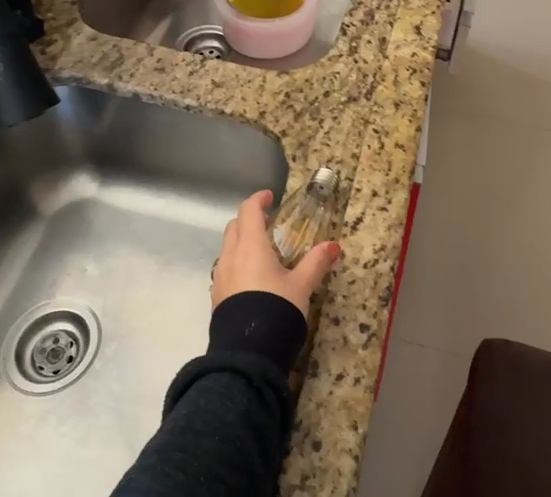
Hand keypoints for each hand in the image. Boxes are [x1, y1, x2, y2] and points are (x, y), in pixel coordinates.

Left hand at [213, 190, 341, 314]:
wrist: (248, 352)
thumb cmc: (276, 309)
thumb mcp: (302, 285)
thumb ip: (316, 262)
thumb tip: (334, 245)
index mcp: (250, 246)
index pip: (249, 211)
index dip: (258, 200)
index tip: (270, 197)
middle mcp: (230, 256)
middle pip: (234, 226)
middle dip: (249, 220)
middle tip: (269, 225)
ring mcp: (220, 276)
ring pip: (227, 248)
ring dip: (242, 242)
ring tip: (262, 253)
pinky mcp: (217, 296)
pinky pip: (225, 269)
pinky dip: (237, 263)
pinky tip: (252, 279)